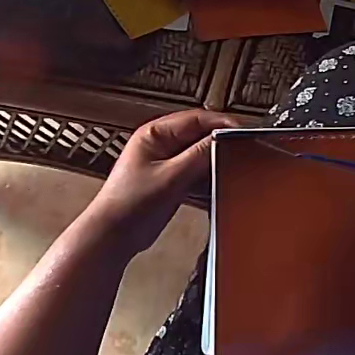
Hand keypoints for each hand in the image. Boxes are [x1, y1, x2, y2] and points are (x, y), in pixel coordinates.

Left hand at [83, 109, 242, 256]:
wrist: (113, 235)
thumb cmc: (128, 204)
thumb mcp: (170, 177)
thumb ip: (198, 156)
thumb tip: (221, 139)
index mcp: (154, 133)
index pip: (196, 118)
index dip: (221, 123)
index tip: (241, 132)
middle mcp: (160, 144)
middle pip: (200, 134)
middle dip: (220, 142)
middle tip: (241, 149)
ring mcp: (165, 162)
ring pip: (200, 154)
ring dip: (214, 161)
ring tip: (230, 168)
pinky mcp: (170, 180)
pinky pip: (196, 171)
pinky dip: (208, 176)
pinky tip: (216, 184)